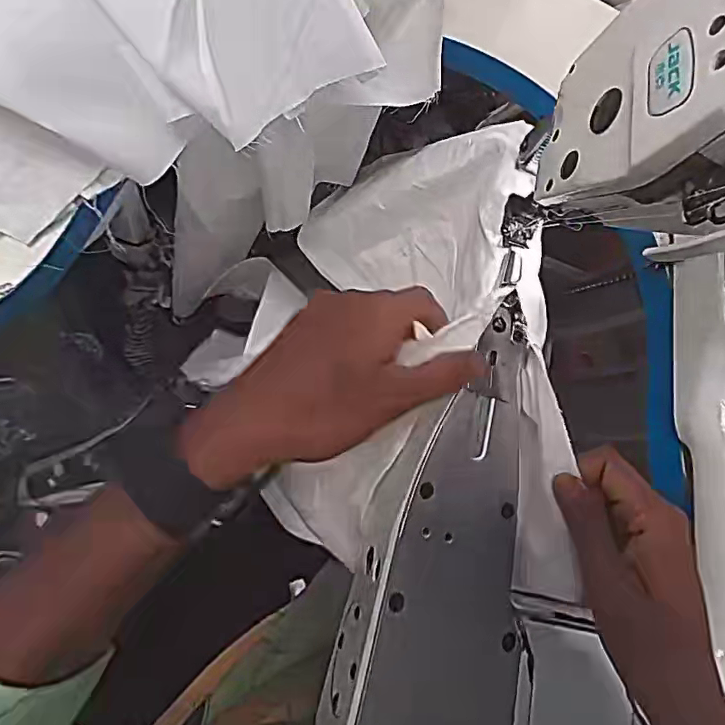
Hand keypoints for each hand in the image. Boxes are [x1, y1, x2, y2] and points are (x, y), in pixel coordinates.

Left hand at [179, 288, 482, 487]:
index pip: (426, 302)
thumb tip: (474, 361)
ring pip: (367, 319)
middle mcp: (347, 302)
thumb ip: (442, 375)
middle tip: (403, 378)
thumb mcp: (394, 398)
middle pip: (396, 309)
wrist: (250, 423)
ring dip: (378, 343)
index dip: (439, 329)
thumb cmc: (316, 410)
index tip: (436, 355)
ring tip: (369, 385)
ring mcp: (319, 311)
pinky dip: (350, 346)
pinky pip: (339, 326)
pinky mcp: (300, 326)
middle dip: (407, 340)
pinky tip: (340, 383)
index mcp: (377, 312)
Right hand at [553, 448, 724, 724]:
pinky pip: (622, 527)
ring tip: (579, 561)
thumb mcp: (605, 582)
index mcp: (657, 517)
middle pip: (611, 481)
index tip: (556, 498)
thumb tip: (568, 483)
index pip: (608, 463)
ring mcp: (664, 537)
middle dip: (581, 501)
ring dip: (589, 524)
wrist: (682, 695)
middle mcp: (666, 519)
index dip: (576, 476)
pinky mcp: (658, 554)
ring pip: (614, 505)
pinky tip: (592, 572)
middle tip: (564, 535)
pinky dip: (600, 542)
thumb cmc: (655, 651)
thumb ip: (584, 524)